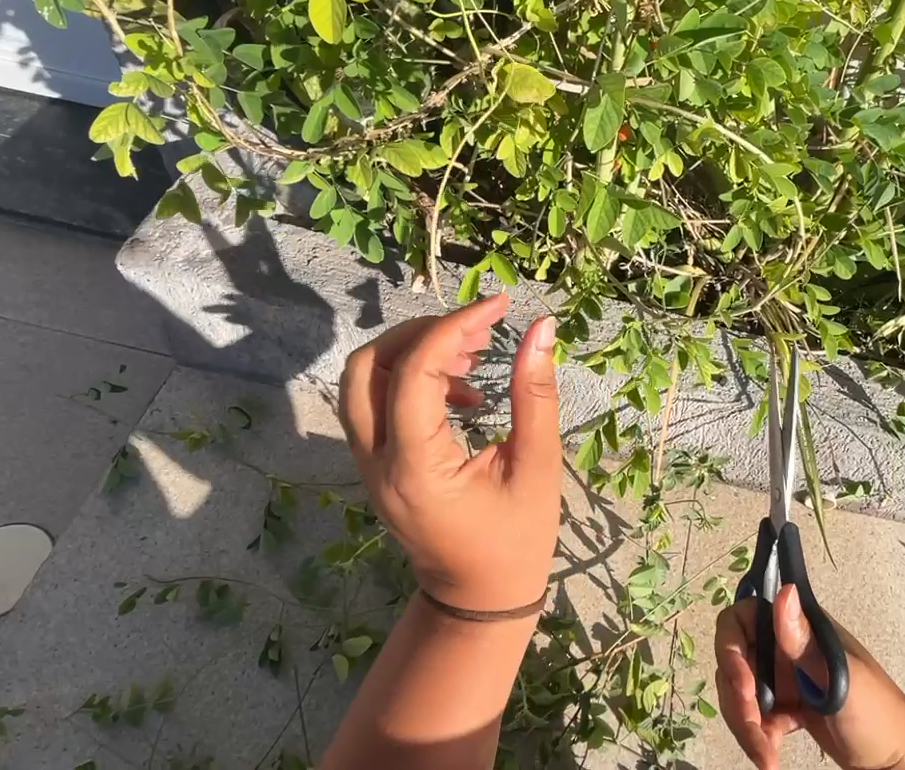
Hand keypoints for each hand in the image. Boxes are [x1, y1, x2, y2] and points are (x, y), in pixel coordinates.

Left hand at [337, 294, 562, 612]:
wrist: (478, 599)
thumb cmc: (517, 539)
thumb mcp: (537, 466)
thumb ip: (536, 395)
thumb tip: (542, 328)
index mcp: (416, 467)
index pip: (415, 372)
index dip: (454, 327)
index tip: (500, 305)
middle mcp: (378, 464)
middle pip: (366, 368)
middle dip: (419, 333)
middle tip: (476, 329)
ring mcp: (369, 466)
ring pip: (363, 382)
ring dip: (413, 352)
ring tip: (475, 354)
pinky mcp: (376, 466)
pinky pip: (377, 403)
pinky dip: (413, 377)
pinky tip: (466, 389)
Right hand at [715, 586, 904, 769]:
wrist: (897, 763)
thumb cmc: (878, 714)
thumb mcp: (841, 679)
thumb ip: (805, 642)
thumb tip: (785, 590)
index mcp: (801, 627)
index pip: (744, 618)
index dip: (731, 649)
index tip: (745, 686)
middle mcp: (788, 645)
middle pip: (736, 660)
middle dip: (737, 698)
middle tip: (755, 730)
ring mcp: (786, 676)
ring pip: (740, 691)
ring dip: (745, 724)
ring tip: (767, 758)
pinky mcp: (786, 706)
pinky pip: (754, 715)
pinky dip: (757, 736)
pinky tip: (772, 755)